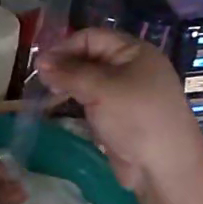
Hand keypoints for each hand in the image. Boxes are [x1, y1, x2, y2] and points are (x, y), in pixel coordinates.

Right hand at [37, 28, 202, 189]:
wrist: (163, 166)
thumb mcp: (101, 89)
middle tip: (40, 81)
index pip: (92, 38)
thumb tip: (40, 62)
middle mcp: (130, 68)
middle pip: (89, 58)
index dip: (65, 47)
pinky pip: (91, 101)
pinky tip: (58, 108)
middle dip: (64, 66)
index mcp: (134, 52)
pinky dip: (74, 101)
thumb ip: (69, 73)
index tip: (40, 65)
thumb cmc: (136, 118)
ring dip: (67, 85)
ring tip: (46, 95)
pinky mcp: (117, 116)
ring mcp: (124, 93)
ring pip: (88, 81)